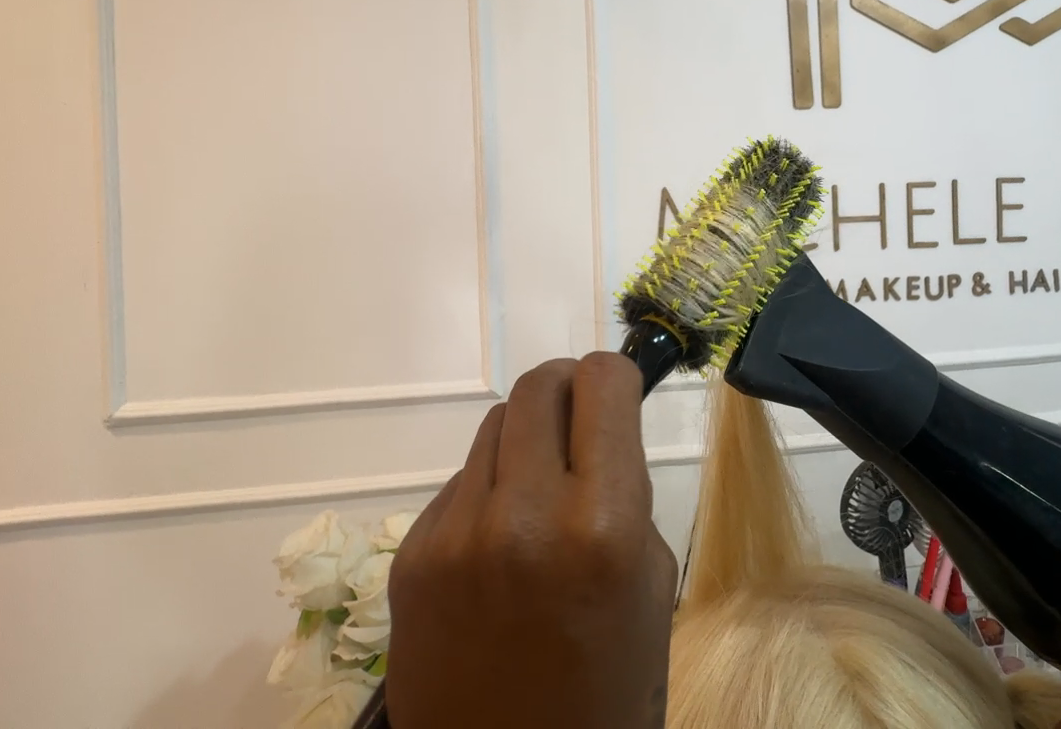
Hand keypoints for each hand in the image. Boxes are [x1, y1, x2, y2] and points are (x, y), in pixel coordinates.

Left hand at [386, 354, 678, 728]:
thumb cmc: (608, 684)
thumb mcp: (649, 582)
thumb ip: (625, 493)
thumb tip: (596, 432)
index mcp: (603, 524)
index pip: (602, 384)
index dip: (616, 376)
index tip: (618, 394)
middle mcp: (524, 515)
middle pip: (537, 387)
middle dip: (566, 389)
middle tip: (579, 422)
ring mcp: (456, 535)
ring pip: (495, 426)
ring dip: (525, 437)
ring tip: (539, 489)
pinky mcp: (411, 556)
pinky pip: (460, 482)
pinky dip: (488, 488)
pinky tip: (498, 543)